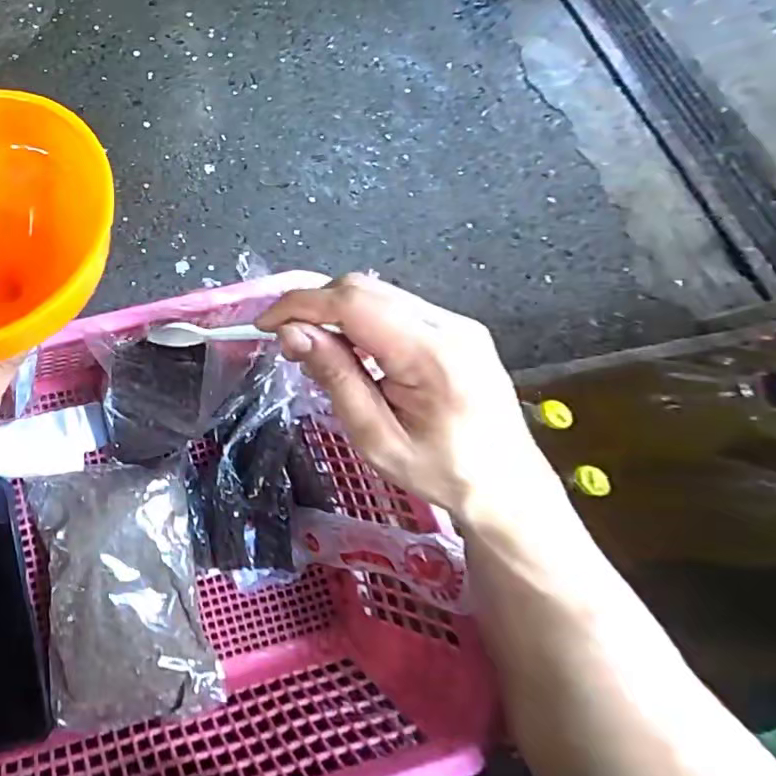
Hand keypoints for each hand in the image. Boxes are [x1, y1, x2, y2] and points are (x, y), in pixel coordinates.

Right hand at [255, 274, 560, 523]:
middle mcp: (448, 325)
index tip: (266, 324)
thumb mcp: (377, 438)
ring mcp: (455, 322)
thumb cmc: (444, 473)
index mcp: (432, 354)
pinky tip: (346, 349)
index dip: (300, 304)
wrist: (509, 487)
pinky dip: (357, 318)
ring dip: (332, 311)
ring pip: (375, 292)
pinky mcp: (454, 328)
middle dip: (312, 305)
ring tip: (312, 347)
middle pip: (362, 288)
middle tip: (286, 341)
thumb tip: (294, 334)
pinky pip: (392, 306)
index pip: (352, 303)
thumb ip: (335, 378)